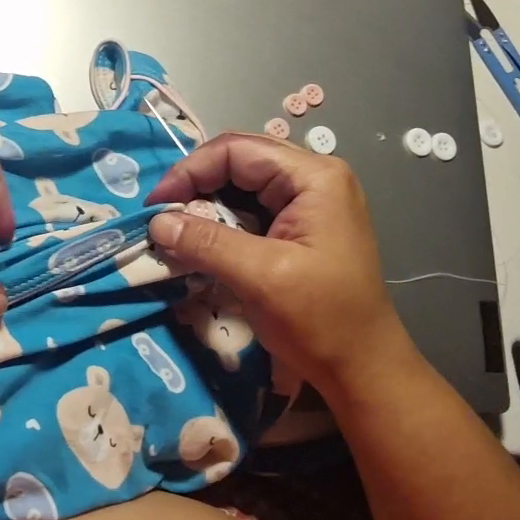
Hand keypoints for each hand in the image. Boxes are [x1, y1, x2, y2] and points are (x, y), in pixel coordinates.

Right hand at [145, 132, 413, 393]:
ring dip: (206, 206)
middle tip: (162, 217)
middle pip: (240, 162)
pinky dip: (222, 224)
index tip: (155, 206)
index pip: (237, 150)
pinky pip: (252, 211)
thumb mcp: (261, 278)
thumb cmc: (321, 319)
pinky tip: (202, 243)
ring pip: (242, 186)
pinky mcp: (302, 228)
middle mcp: (314, 179)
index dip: (190, 171)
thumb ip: (207, 244)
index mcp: (314, 177)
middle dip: (196, 186)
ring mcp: (311, 203)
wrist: (364, 368)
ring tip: (176, 231)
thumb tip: (156, 222)